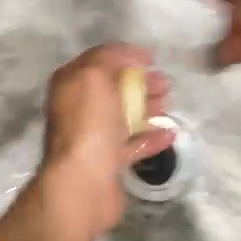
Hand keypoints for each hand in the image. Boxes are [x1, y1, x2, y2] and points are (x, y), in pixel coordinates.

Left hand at [39, 44, 173, 237]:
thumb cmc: (88, 124)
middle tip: (165, 84)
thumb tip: (130, 55)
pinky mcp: (108, 162)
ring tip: (168, 104)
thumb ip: (110, 58)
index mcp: (70, 84)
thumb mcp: (94, 77)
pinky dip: (151, 137)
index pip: (98, 61)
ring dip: (147, 107)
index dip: (124, 56)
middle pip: (113, 88)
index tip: (152, 58)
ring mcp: (92, 136)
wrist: (83, 184)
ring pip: (123, 115)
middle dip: (140, 83)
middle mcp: (78, 107)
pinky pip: (132, 144)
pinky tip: (170, 133)